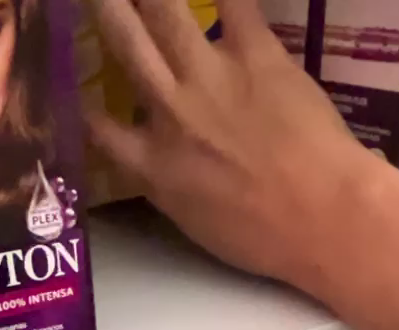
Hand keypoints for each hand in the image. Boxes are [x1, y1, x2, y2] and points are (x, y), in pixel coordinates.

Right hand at [83, 0, 394, 291]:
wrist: (320, 216)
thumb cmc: (262, 238)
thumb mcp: (196, 225)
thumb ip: (170, 186)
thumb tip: (162, 170)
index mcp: (153, 166)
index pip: (99, 127)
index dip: (83, 102)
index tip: (78, 87)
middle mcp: (170, 113)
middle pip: (124, 44)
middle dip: (105, 4)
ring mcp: (210, 77)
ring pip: (163, 8)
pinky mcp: (256, 52)